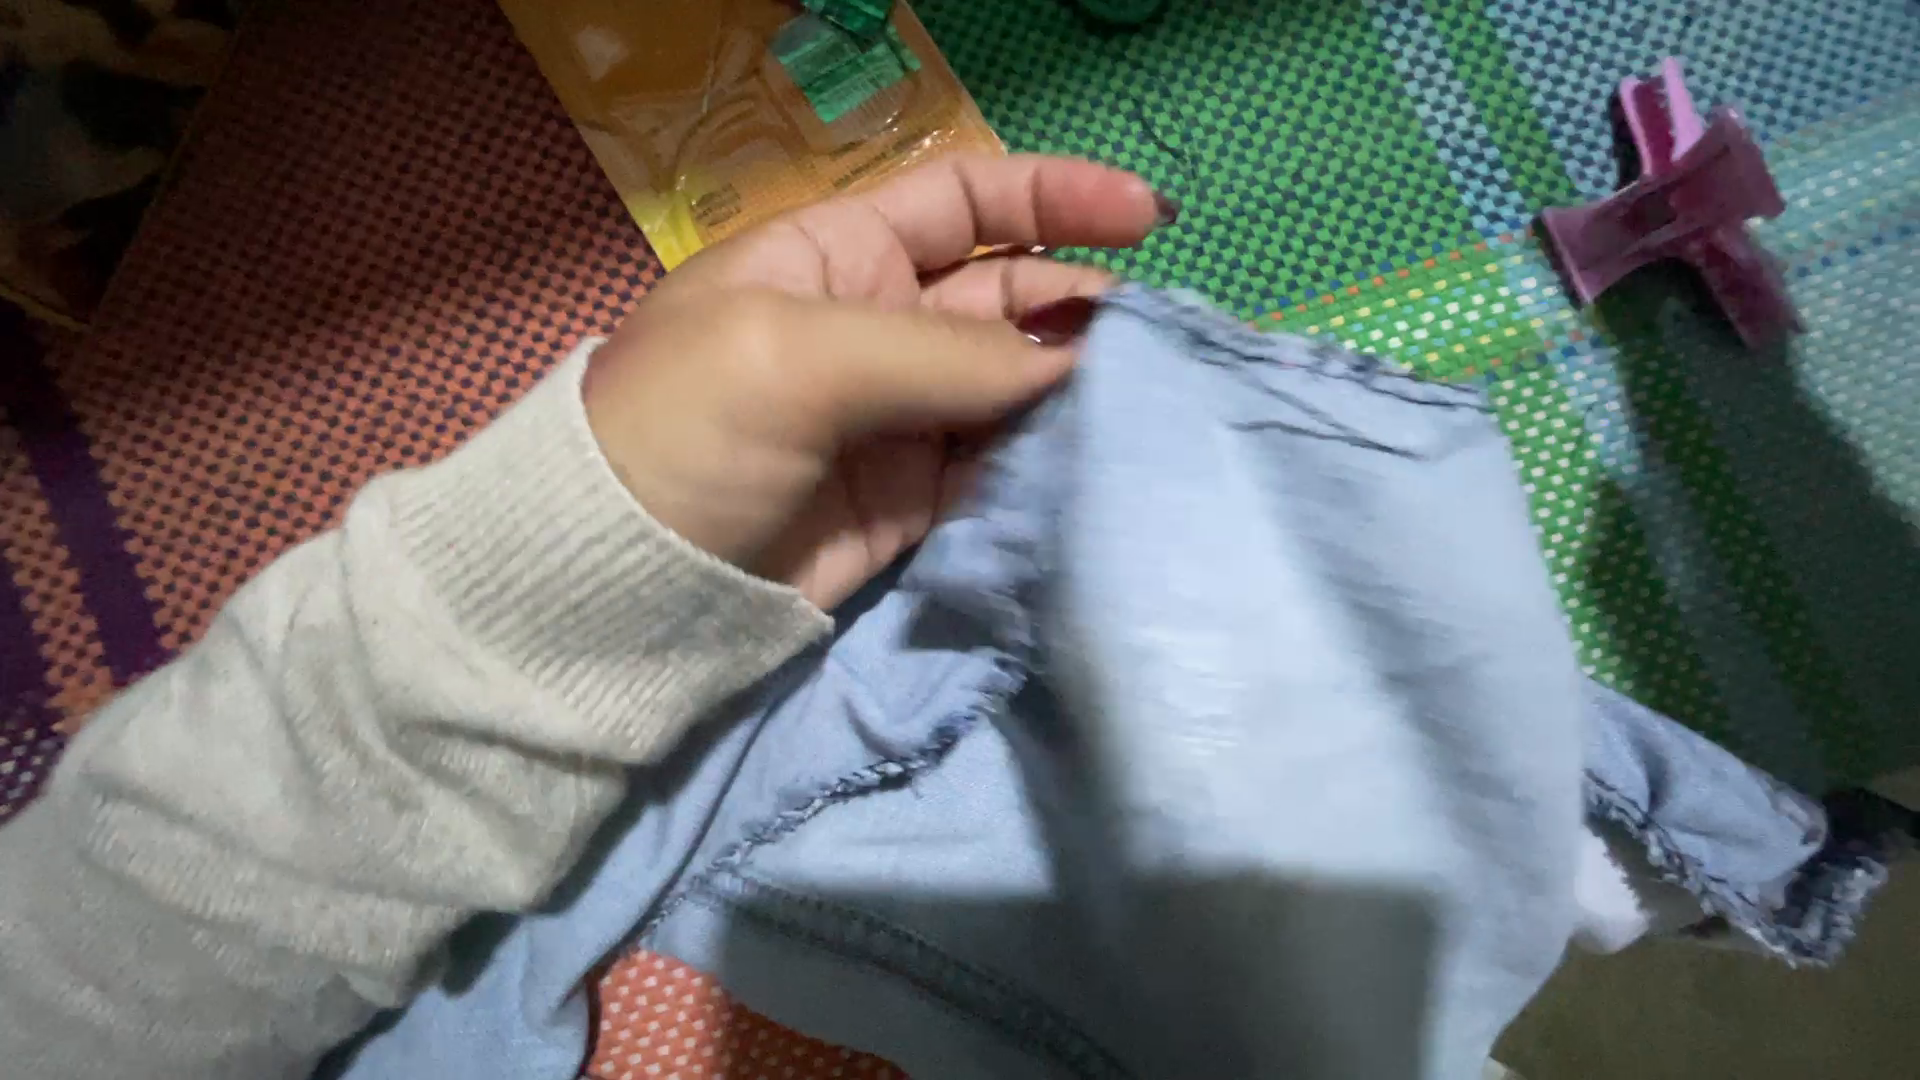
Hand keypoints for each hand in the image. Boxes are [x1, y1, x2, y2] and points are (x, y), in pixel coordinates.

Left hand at [582, 155, 1169, 608]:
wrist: (631, 580)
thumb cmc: (688, 429)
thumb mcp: (801, 355)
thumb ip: (944, 354)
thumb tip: (1072, 363)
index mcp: (840, 255)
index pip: (967, 201)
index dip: (1057, 197)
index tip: (1147, 217)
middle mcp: (880, 325)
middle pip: (1005, 296)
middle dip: (1077, 304)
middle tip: (1144, 337)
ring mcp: (902, 416)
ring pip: (1012, 384)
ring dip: (1073, 386)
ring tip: (1135, 398)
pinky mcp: (916, 495)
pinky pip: (998, 461)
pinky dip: (1044, 457)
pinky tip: (1088, 454)